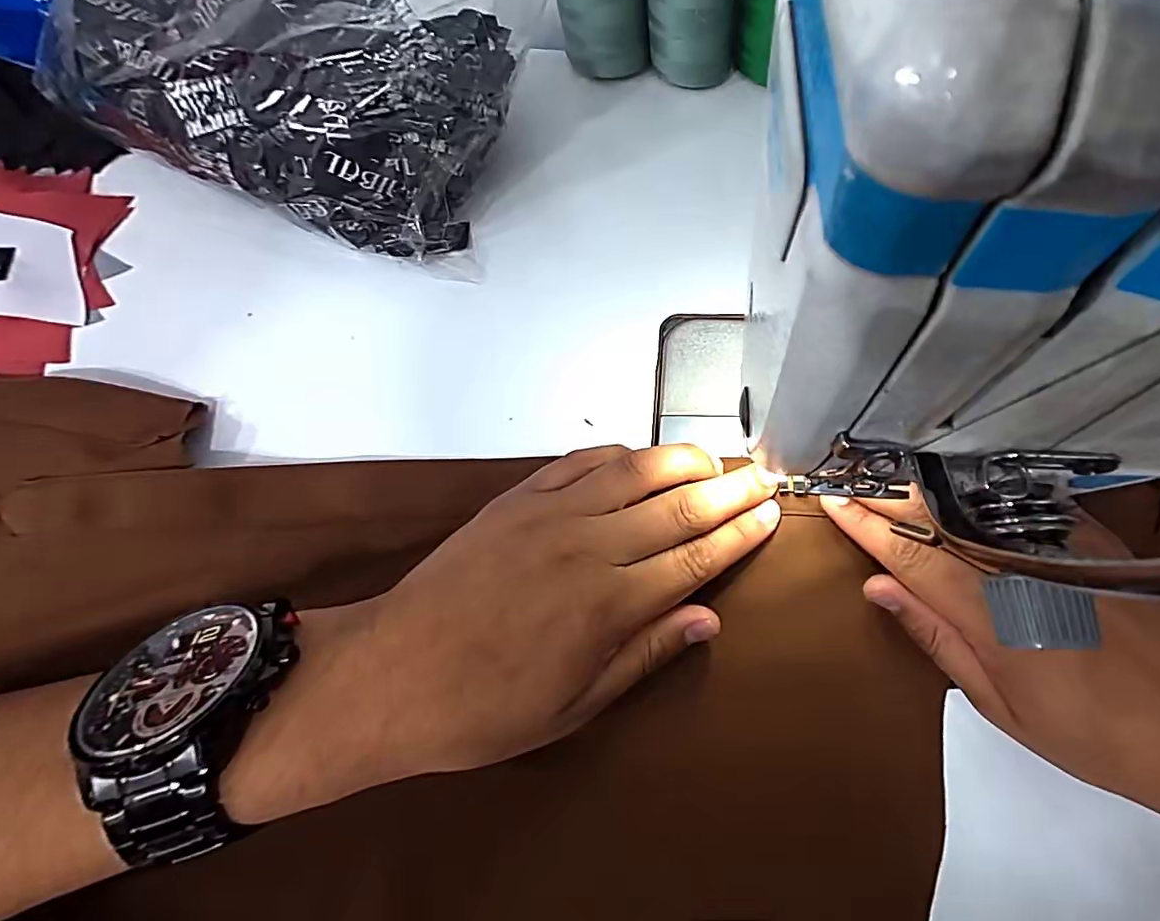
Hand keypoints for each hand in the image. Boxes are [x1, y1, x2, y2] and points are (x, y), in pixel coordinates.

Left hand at [227, 445, 779, 820]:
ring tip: (714, 460)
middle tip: (762, 476)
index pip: (695, 555)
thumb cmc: (486, 706)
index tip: (770, 513)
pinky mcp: (518, 496)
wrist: (388, 674)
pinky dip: (620, 453)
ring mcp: (552, 513)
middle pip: (679, 506)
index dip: (739, 533)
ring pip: (636, 470)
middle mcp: (590, 546)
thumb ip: (646, 652)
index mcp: (609, 604)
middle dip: (729, 490)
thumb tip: (708, 619)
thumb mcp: (575, 705)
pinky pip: (582, 460)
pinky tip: (639, 457)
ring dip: (683, 459)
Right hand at [820, 493, 1159, 794]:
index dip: (865, 527)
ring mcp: (1055, 543)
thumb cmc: (1092, 732)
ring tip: (882, 482)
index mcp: (992, 615)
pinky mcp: (1083, 530)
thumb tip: (880, 591)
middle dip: (884, 497)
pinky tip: (948, 487)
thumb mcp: (1000, 703)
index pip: (909, 555)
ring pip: (968, 501)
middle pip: (934, 516)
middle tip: (849, 484)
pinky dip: (969, 492)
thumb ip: (935, 635)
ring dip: (919, 489)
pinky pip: (1010, 502)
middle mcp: (1019, 567)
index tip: (834, 505)